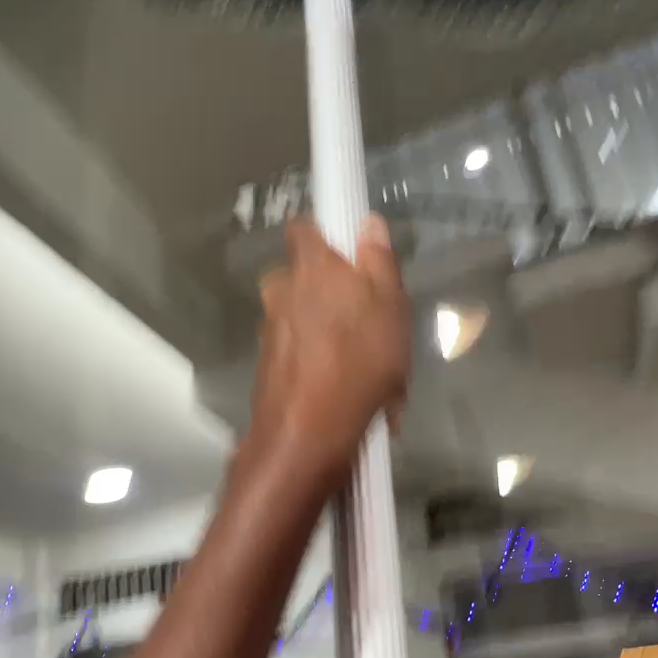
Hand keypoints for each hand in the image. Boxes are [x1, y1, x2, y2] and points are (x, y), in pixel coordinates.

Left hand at [252, 215, 410, 479]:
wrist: (307, 434)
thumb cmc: (359, 363)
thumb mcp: (390, 308)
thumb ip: (378, 262)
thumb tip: (367, 223)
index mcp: (308, 268)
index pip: (303, 229)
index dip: (324, 237)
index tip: (348, 255)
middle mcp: (279, 293)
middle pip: (301, 279)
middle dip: (327, 293)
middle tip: (364, 321)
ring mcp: (269, 333)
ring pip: (301, 321)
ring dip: (327, 337)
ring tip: (363, 370)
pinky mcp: (267, 369)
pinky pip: (299, 357)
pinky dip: (319, 369)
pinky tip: (347, 396)